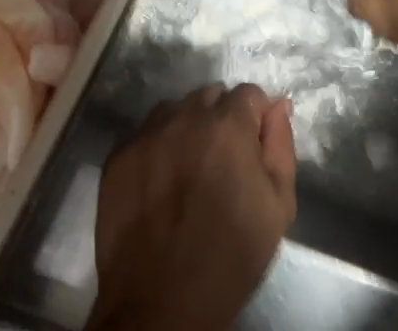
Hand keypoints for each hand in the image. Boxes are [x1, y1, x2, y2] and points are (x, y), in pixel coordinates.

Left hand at [89, 85, 297, 330]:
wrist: (159, 303)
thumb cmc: (230, 257)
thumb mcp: (278, 205)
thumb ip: (280, 146)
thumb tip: (278, 105)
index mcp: (227, 125)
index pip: (249, 93)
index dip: (256, 119)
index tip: (254, 149)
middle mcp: (183, 116)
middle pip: (210, 96)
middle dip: (222, 119)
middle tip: (223, 163)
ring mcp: (145, 134)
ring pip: (175, 111)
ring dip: (188, 128)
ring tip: (190, 171)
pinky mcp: (117, 155)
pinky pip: (145, 134)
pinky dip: (157, 148)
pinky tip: (161, 183)